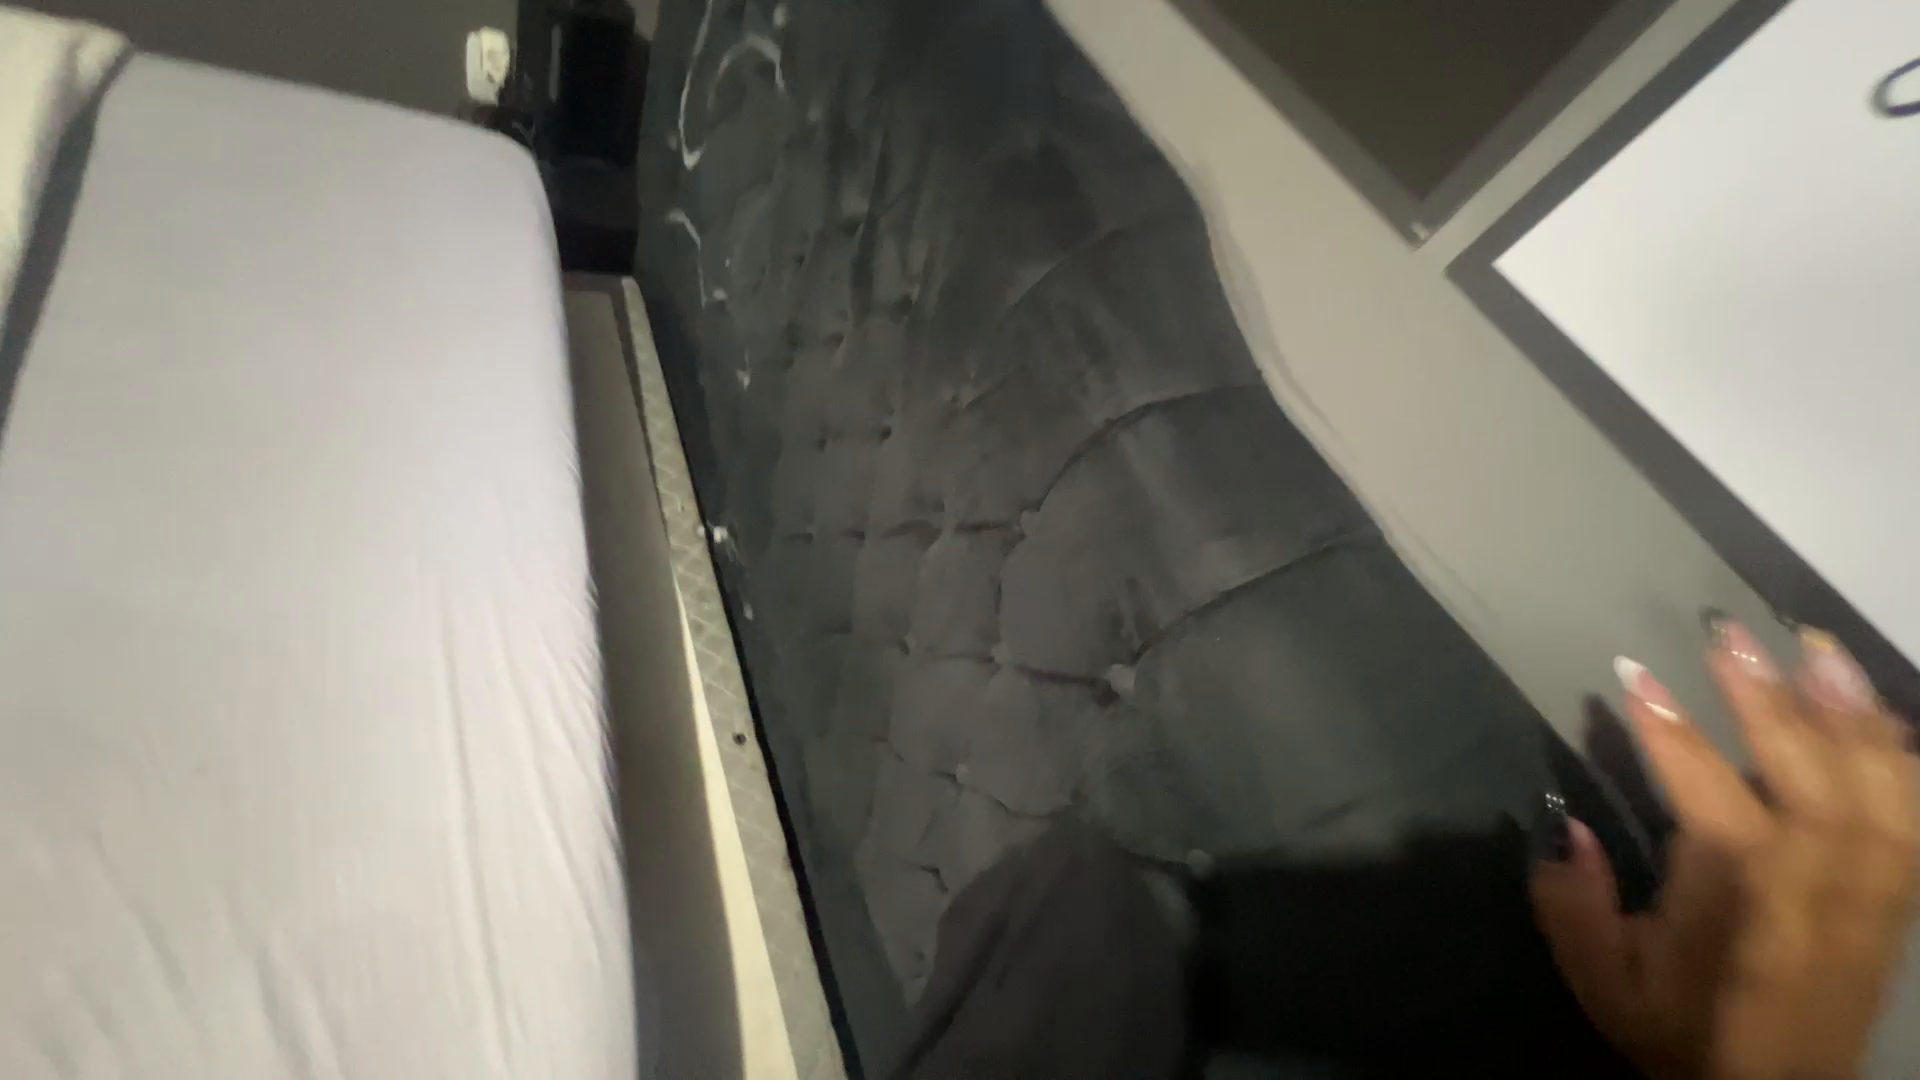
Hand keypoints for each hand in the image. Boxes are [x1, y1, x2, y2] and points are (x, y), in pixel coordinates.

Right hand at [1531, 621, 1919, 1079]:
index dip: (1674, 734)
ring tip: (1815, 646)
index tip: (1632, 672)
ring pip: (1884, 794)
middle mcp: (1821, 894)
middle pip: (1818, 784)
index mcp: (1742, 907)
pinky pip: (1915, 821)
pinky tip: (1876, 712)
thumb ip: (1573, 897)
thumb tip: (1568, 822)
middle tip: (1732, 632)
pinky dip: (1902, 759)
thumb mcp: (1597, 971)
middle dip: (1773, 701)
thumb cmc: (1674, 1027)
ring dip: (1852, 714)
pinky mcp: (1892, 904)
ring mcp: (1872, 899)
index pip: (1717, 801)